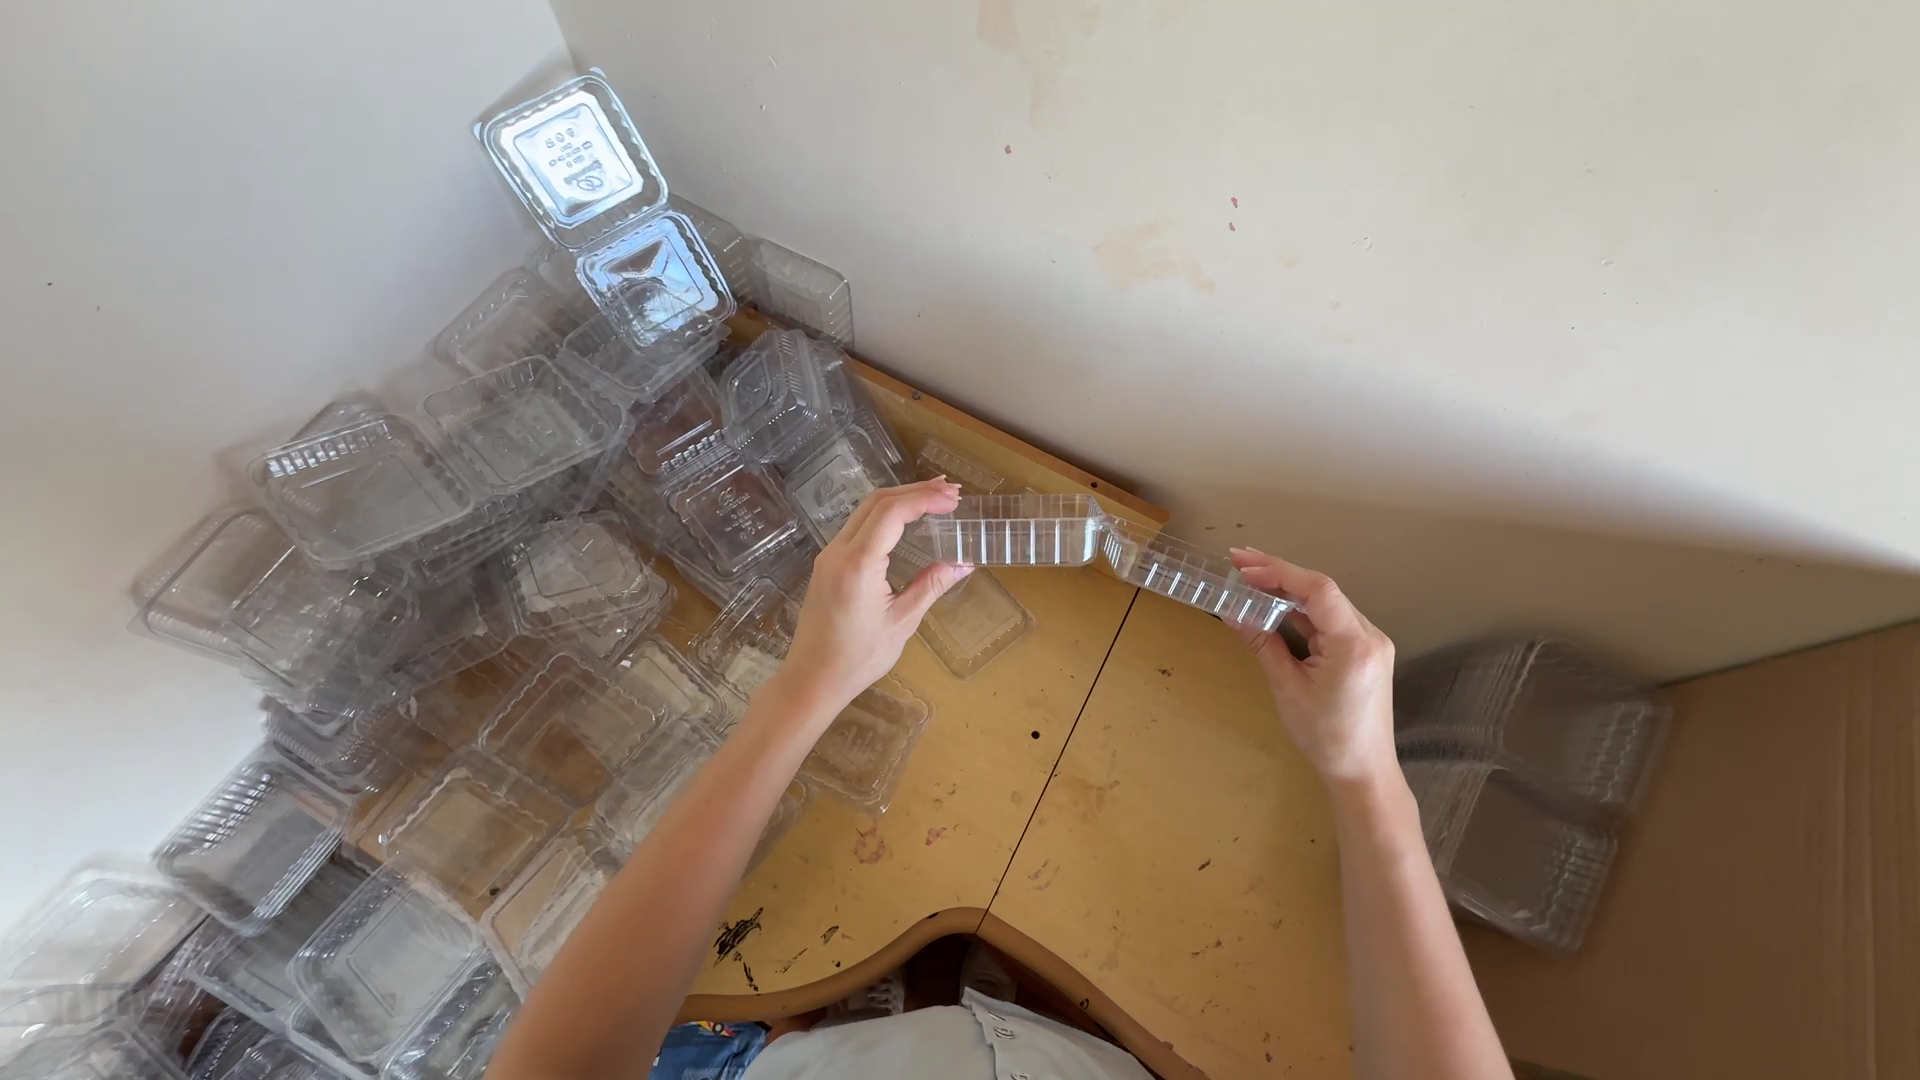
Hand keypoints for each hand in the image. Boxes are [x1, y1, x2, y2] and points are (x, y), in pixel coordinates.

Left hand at [777, 478, 973, 714]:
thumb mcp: (902, 622)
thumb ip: (931, 586)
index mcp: (858, 564)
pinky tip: (907, 521)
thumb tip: (963, 563)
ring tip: (935, 498)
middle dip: (915, 491)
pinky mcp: (828, 563)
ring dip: (900, 499)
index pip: (892, 513)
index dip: (925, 499)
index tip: (954, 499)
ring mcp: (829, 555)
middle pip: (877, 502)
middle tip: (951, 492)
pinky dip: (886, 515)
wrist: (812, 678)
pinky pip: (858, 526)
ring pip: (865, 510)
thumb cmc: (858, 658)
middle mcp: (839, 551)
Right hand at [1228, 548, 1396, 783]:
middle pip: (1322, 590)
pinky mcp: (1363, 650)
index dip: (1279, 573)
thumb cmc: (1324, 735)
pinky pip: (1329, 619)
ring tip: (1249, 575)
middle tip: (1238, 560)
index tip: (1243, 568)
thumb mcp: (1286, 687)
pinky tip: (1274, 602)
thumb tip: (1231, 611)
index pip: (1319, 591)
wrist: (1362, 770)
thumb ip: (1262, 643)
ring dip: (1287, 588)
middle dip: (1279, 573)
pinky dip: (1300, 608)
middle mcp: (1369, 635)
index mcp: (1354, 645)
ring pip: (1325, 602)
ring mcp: (1369, 641)